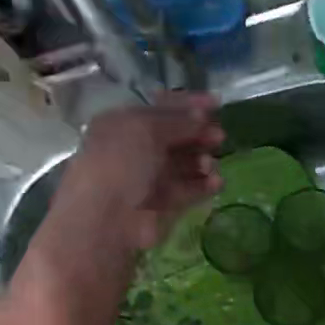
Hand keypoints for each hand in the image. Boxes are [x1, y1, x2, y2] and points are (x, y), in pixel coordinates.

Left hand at [48, 92, 224, 254]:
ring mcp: (149, 178)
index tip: (216, 104)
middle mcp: (135, 149)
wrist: (105, 220)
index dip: (188, 104)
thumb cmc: (119, 164)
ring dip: (201, 160)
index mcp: (122, 123)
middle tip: (219, 137)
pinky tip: (216, 182)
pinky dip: (204, 185)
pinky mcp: (163, 204)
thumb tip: (202, 116)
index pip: (160, 107)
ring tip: (208, 165)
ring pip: (184, 163)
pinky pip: (189, 189)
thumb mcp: (145, 128)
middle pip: (175, 136)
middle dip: (199, 133)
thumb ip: (177, 120)